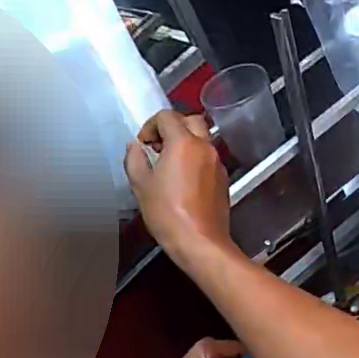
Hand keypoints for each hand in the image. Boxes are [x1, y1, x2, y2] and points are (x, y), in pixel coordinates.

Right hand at [126, 109, 234, 266]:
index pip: (167, 116)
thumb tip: (136, 146)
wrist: (200, 241)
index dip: (151, 126)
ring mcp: (218, 163)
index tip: (143, 144)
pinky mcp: (223, 179)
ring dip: (185, 143)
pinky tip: (183, 180)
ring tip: (168, 165)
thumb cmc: (168, 213)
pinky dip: (195, 159)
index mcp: (184, 143)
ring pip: (202, 140)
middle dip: (172, 128)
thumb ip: (135, 159)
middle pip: (191, 121)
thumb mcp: (141, 185)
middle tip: (158, 147)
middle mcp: (205, 148)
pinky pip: (208, 159)